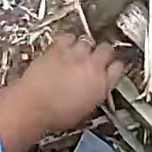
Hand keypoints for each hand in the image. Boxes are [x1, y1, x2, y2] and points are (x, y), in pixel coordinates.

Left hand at [0, 34, 124, 151]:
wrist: (33, 106)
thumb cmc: (55, 114)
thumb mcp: (84, 109)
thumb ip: (94, 93)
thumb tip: (93, 89)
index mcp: (102, 84)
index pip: (118, 68)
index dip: (114, 66)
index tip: (111, 67)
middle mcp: (92, 66)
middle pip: (107, 49)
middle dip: (103, 51)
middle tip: (97, 56)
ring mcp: (76, 54)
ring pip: (88, 40)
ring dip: (85, 46)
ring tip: (79, 52)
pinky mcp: (59, 48)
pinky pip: (68, 37)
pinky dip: (68, 40)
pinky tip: (65, 45)